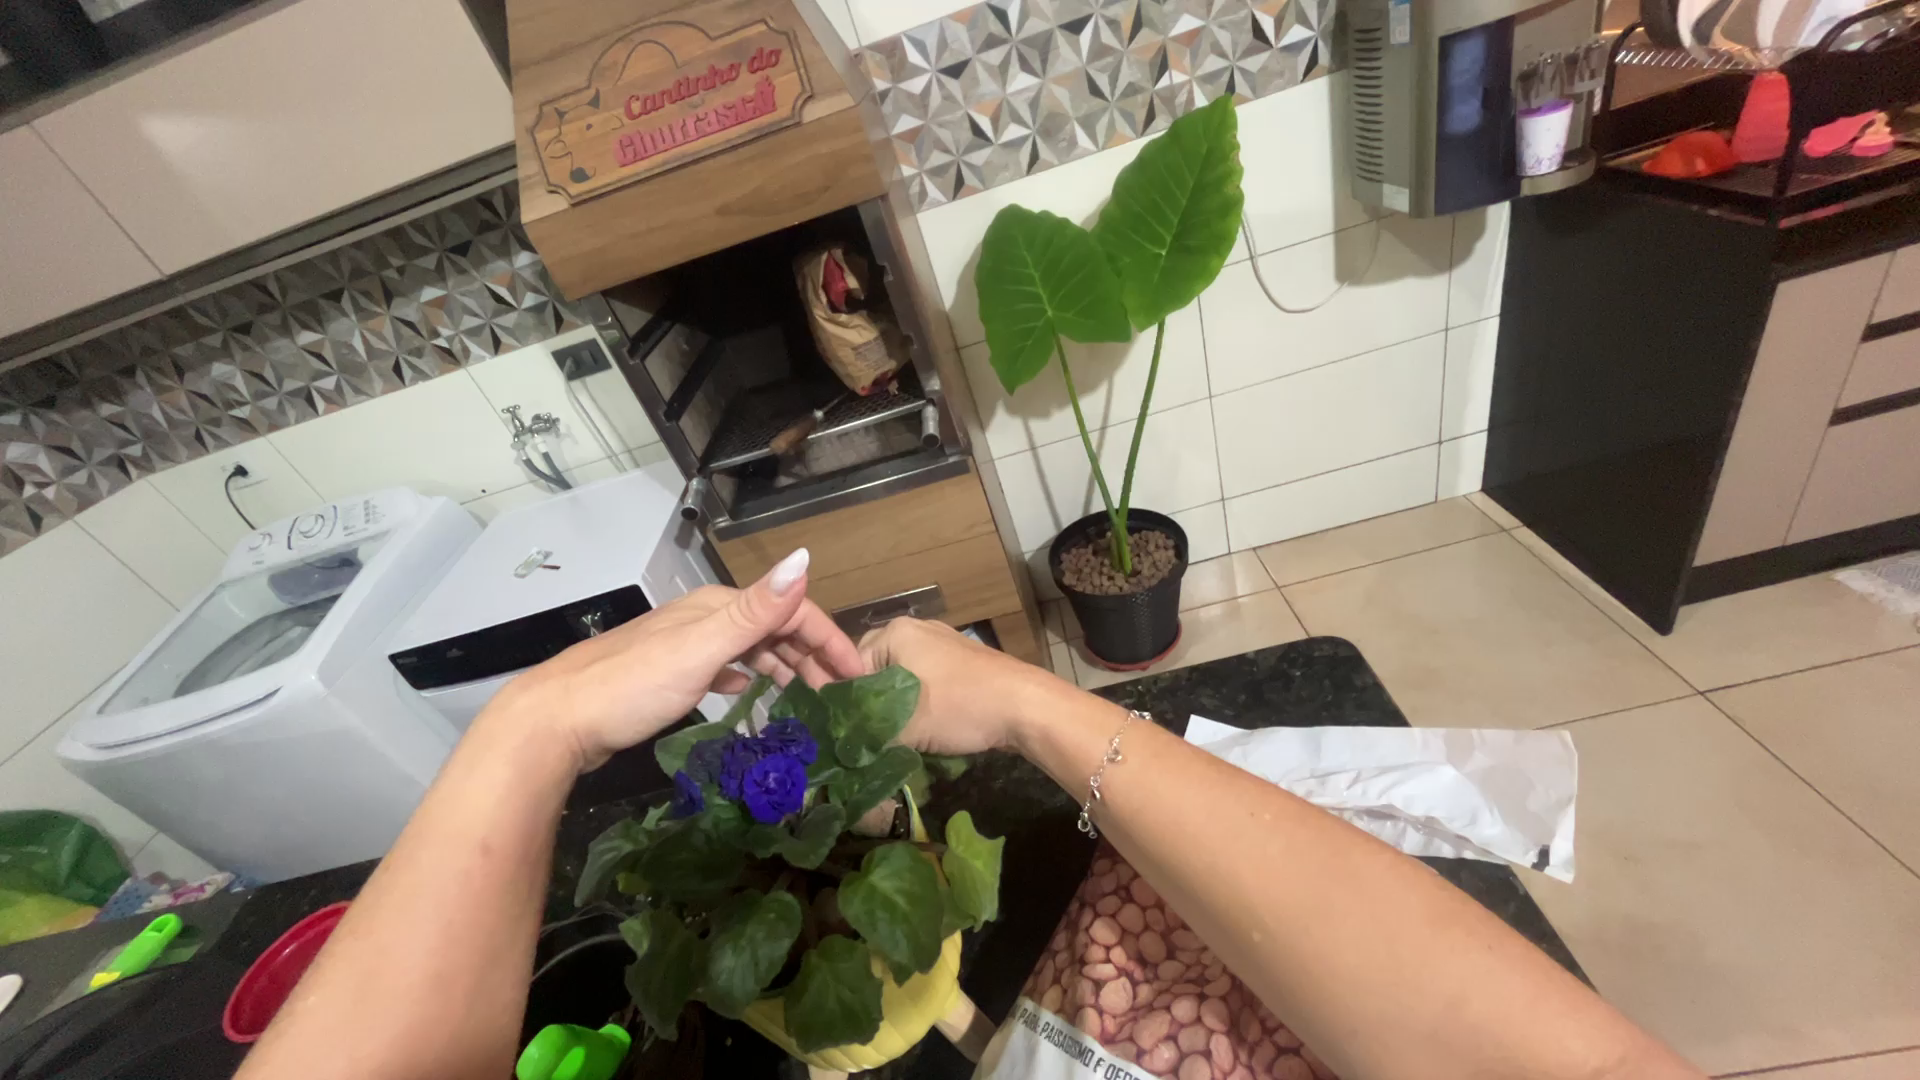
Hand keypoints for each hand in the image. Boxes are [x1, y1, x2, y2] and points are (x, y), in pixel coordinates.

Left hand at [491, 549, 865, 770]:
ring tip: (810, 696)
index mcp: (719, 607)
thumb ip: (756, 609)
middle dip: (814, 656)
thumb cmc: (632, 686)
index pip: (792, 611)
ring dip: (786, 666)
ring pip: (752, 647)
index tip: (857, 676)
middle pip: (775, 628)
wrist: (556, 720)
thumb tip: (805, 558)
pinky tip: (751, 691)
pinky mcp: (671, 671)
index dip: (830, 640)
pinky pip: (727, 665)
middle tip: (841, 696)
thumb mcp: (701, 648)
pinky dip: (749, 675)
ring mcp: (687, 643)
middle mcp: (707, 617)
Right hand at [856, 617, 1068, 756]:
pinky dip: (918, 696)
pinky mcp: (958, 656)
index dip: (846, 702)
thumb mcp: (906, 726)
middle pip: (873, 667)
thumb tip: (846, 740)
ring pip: (899, 673)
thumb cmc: (961, 706)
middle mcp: (914, 628)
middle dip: (871, 700)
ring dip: (895, 701)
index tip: (851, 731)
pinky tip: (923, 720)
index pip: (847, 666)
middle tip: (873, 733)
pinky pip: (923, 674)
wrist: (1026, 705)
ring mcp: (939, 640)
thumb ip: (868, 730)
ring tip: (898, 731)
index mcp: (894, 633)